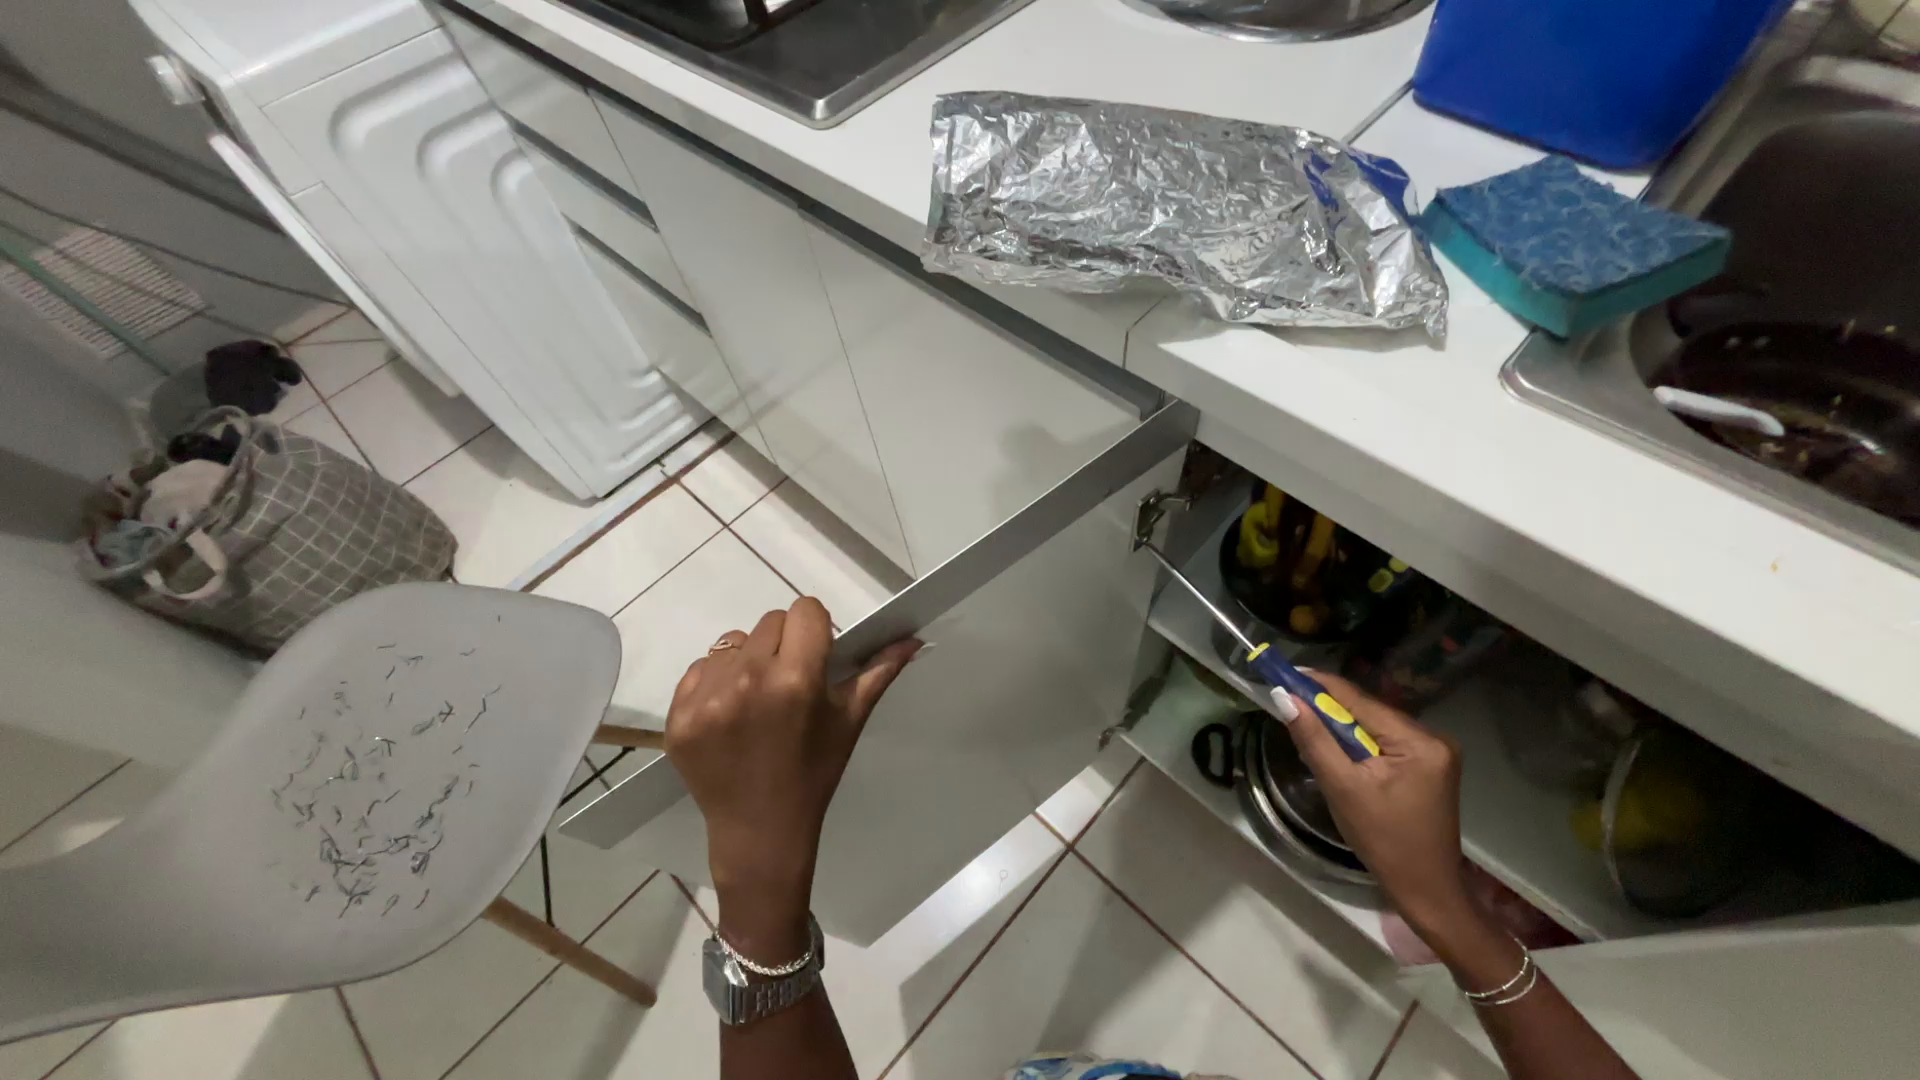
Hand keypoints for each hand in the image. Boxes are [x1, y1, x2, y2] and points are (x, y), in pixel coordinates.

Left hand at [664, 596, 919, 959]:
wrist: (760, 831)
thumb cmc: (814, 773)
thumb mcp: (850, 720)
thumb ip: (880, 671)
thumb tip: (914, 638)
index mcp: (796, 679)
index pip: (804, 611)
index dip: (815, 629)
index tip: (816, 655)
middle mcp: (748, 680)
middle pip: (770, 622)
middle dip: (784, 644)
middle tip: (788, 683)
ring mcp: (707, 699)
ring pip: (732, 642)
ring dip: (747, 660)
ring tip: (757, 700)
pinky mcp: (677, 715)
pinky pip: (699, 669)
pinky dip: (715, 683)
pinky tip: (729, 715)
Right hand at [1283, 672, 1470, 934]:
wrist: (1425, 888)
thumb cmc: (1383, 840)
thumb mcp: (1342, 788)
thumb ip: (1314, 739)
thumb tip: (1286, 698)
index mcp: (1419, 741)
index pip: (1359, 699)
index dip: (1319, 684)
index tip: (1283, 672)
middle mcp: (1433, 737)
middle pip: (1367, 710)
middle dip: (1327, 707)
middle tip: (1288, 701)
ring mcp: (1435, 751)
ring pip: (1374, 724)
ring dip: (1340, 725)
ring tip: (1306, 726)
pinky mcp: (1429, 765)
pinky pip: (1384, 740)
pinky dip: (1357, 742)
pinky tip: (1337, 750)